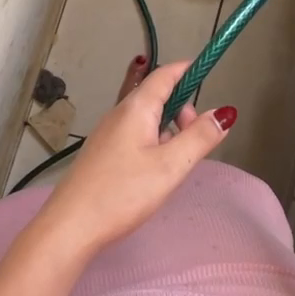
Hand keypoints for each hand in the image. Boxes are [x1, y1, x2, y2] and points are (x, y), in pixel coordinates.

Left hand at [38, 60, 235, 250]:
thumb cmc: (123, 193)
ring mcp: (107, 134)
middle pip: (156, 96)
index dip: (186, 69)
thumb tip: (224, 112)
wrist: (71, 226)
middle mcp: (119, 114)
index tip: (206, 70)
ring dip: (168, 130)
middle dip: (181, 109)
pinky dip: (153, 143)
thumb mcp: (170, 166)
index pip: (164, 75)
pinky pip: (135, 136)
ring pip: (146, 119)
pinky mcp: (102, 154)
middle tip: (195, 139)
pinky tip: (154, 172)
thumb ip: (199, 138)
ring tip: (175, 163)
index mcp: (136, 108)